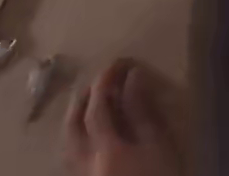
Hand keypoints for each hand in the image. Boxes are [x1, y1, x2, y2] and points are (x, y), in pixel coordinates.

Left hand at [64, 60, 184, 175]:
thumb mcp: (160, 147)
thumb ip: (143, 111)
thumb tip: (132, 76)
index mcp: (106, 151)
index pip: (97, 105)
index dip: (105, 79)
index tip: (120, 64)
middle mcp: (86, 166)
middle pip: (72, 125)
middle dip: (83, 97)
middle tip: (101, 81)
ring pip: (68, 145)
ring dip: (76, 118)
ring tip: (93, 105)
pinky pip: (73, 161)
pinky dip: (78, 141)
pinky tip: (93, 137)